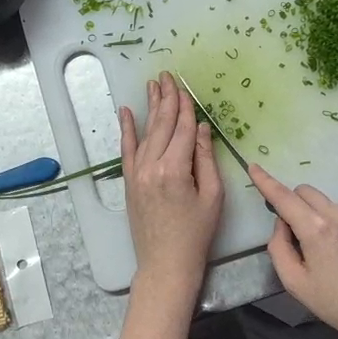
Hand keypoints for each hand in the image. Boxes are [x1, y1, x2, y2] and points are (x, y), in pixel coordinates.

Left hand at [118, 72, 222, 297]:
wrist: (165, 263)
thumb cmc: (196, 234)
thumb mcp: (212, 196)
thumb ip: (205, 159)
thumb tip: (201, 129)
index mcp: (175, 169)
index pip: (182, 129)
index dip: (186, 107)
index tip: (186, 88)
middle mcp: (152, 166)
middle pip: (161, 125)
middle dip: (166, 98)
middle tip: (167, 75)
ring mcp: (137, 173)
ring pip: (145, 133)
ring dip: (150, 107)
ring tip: (153, 85)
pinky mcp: (129, 182)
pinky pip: (126, 150)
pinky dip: (125, 129)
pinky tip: (125, 111)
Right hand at [250, 164, 337, 338]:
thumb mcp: (295, 283)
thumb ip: (279, 248)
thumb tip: (282, 226)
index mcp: (315, 228)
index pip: (283, 196)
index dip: (265, 181)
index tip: (253, 167)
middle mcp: (337, 215)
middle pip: (305, 192)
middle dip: (291, 202)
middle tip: (290, 234)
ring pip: (325, 203)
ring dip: (312, 214)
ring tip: (319, 253)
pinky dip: (331, 224)